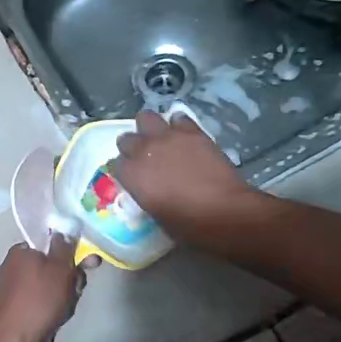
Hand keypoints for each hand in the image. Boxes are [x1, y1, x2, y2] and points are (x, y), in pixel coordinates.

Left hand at [0, 233, 86, 341]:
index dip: (69, 253)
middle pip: (50, 264)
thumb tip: (64, 229)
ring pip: (47, 284)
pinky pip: (39, 300)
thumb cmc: (39, 300)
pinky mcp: (14, 308)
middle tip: (75, 290)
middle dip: (68, 277)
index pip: (50, 243)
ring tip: (66, 307)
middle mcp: (12, 265)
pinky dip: (50, 306)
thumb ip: (65, 246)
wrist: (15, 341)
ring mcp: (11, 288)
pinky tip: (56, 317)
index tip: (85, 264)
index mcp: (20, 250)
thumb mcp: (60, 268)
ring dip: (62, 293)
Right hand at [111, 110, 256, 240]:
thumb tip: (150, 189)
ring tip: (160, 137)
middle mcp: (144, 151)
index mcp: (132, 175)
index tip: (133, 176)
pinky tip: (183, 133)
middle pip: (127, 139)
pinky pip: (179, 118)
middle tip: (145, 157)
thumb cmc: (187, 224)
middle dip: (133, 147)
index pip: (117, 164)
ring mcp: (168, 138)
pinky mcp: (192, 132)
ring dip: (149, 127)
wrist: (223, 211)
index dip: (126, 170)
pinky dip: (178, 124)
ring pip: (146, 118)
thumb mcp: (155, 214)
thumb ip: (146, 194)